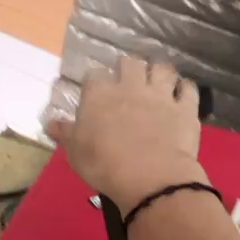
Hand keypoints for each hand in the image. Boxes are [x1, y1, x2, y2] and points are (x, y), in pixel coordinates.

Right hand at [45, 55, 206, 208]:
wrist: (148, 176)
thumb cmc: (103, 164)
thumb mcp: (75, 152)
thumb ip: (65, 134)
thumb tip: (51, 123)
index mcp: (100, 95)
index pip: (94, 75)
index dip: (95, 81)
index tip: (94, 90)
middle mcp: (131, 86)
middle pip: (130, 63)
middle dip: (128, 67)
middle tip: (127, 79)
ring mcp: (161, 95)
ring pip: (162, 68)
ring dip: (158, 71)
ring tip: (155, 80)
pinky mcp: (185, 108)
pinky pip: (188, 89)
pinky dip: (184, 88)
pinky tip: (181, 93)